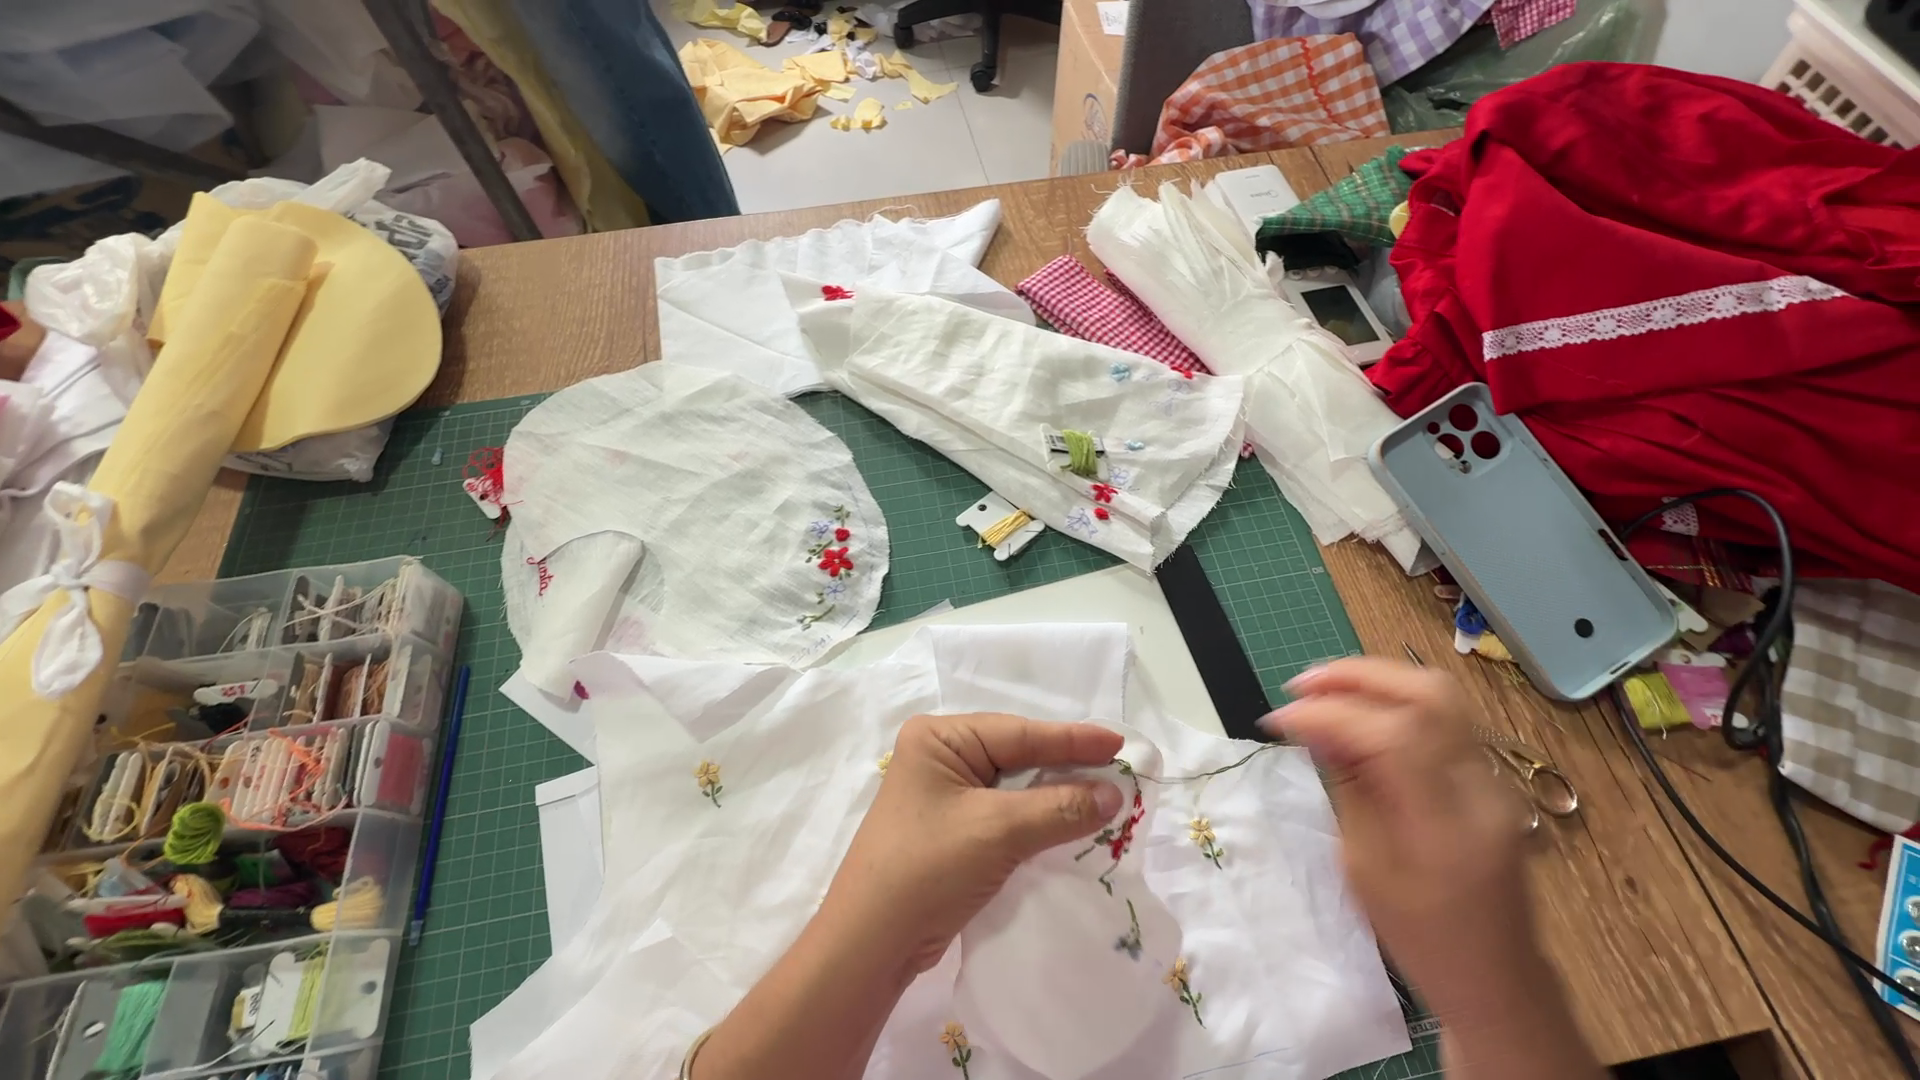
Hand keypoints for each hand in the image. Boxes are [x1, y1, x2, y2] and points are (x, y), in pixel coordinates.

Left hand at [824, 713, 1125, 974]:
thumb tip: (1114, 795)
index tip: (1120, 744)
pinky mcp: (953, 829)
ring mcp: (945, 794)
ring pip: (1015, 786)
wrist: (872, 942)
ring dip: (1056, 795)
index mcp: (939, 738)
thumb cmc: (928, 868)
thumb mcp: (997, 831)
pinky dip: (1038, 818)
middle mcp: (940, 757)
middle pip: (1018, 755)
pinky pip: (1006, 812)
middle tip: (1119, 770)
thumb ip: (1058, 808)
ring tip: (1106, 795)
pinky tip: (1070, 822)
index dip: (1072, 740)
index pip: (1018, 732)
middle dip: (1067, 766)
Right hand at [1262, 659, 1599, 1078]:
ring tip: (1323, 688)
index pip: (1392, 736)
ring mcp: (1496, 779)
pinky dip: (1394, 699)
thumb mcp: (1365, 868)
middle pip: (1429, 695)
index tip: (1279, 718)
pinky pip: (1443, 716)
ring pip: (1441, 695)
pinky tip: (1358, 711)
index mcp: (1445, 825)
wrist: (1499, 978)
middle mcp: (1481, 789)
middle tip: (1301, 684)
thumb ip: (1349, 788)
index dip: (1329, 712)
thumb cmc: (1419, 938)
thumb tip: (1316, 729)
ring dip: (1376, 680)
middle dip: (1357, 676)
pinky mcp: (1492, 777)